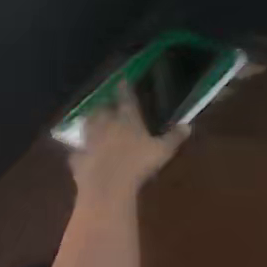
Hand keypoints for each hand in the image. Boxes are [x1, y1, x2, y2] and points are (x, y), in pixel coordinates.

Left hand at [66, 84, 187, 201]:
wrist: (106, 187)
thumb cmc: (138, 164)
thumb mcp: (163, 151)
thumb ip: (174, 137)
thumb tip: (188, 125)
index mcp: (127, 119)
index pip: (126, 99)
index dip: (124, 88)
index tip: (122, 79)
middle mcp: (106, 125)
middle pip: (102, 109)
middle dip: (104, 104)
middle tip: (106, 101)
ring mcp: (90, 141)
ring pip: (87, 126)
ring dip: (90, 121)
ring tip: (91, 119)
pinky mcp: (78, 159)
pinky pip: (78, 151)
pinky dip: (80, 150)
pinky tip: (81, 152)